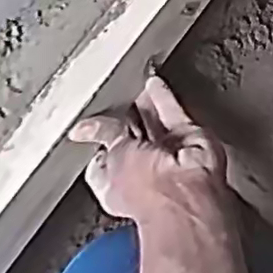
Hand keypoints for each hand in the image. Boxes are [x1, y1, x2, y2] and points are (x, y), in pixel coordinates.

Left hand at [68, 74, 230, 224]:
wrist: (186, 189)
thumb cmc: (146, 190)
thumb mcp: (113, 158)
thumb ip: (105, 135)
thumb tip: (83, 128)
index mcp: (118, 183)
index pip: (104, 159)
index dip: (98, 140)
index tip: (89, 122)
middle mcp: (145, 169)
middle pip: (131, 137)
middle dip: (124, 117)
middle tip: (114, 94)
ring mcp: (169, 152)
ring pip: (153, 121)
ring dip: (143, 103)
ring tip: (132, 83)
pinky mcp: (189, 136)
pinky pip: (173, 111)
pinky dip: (163, 96)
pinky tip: (153, 82)